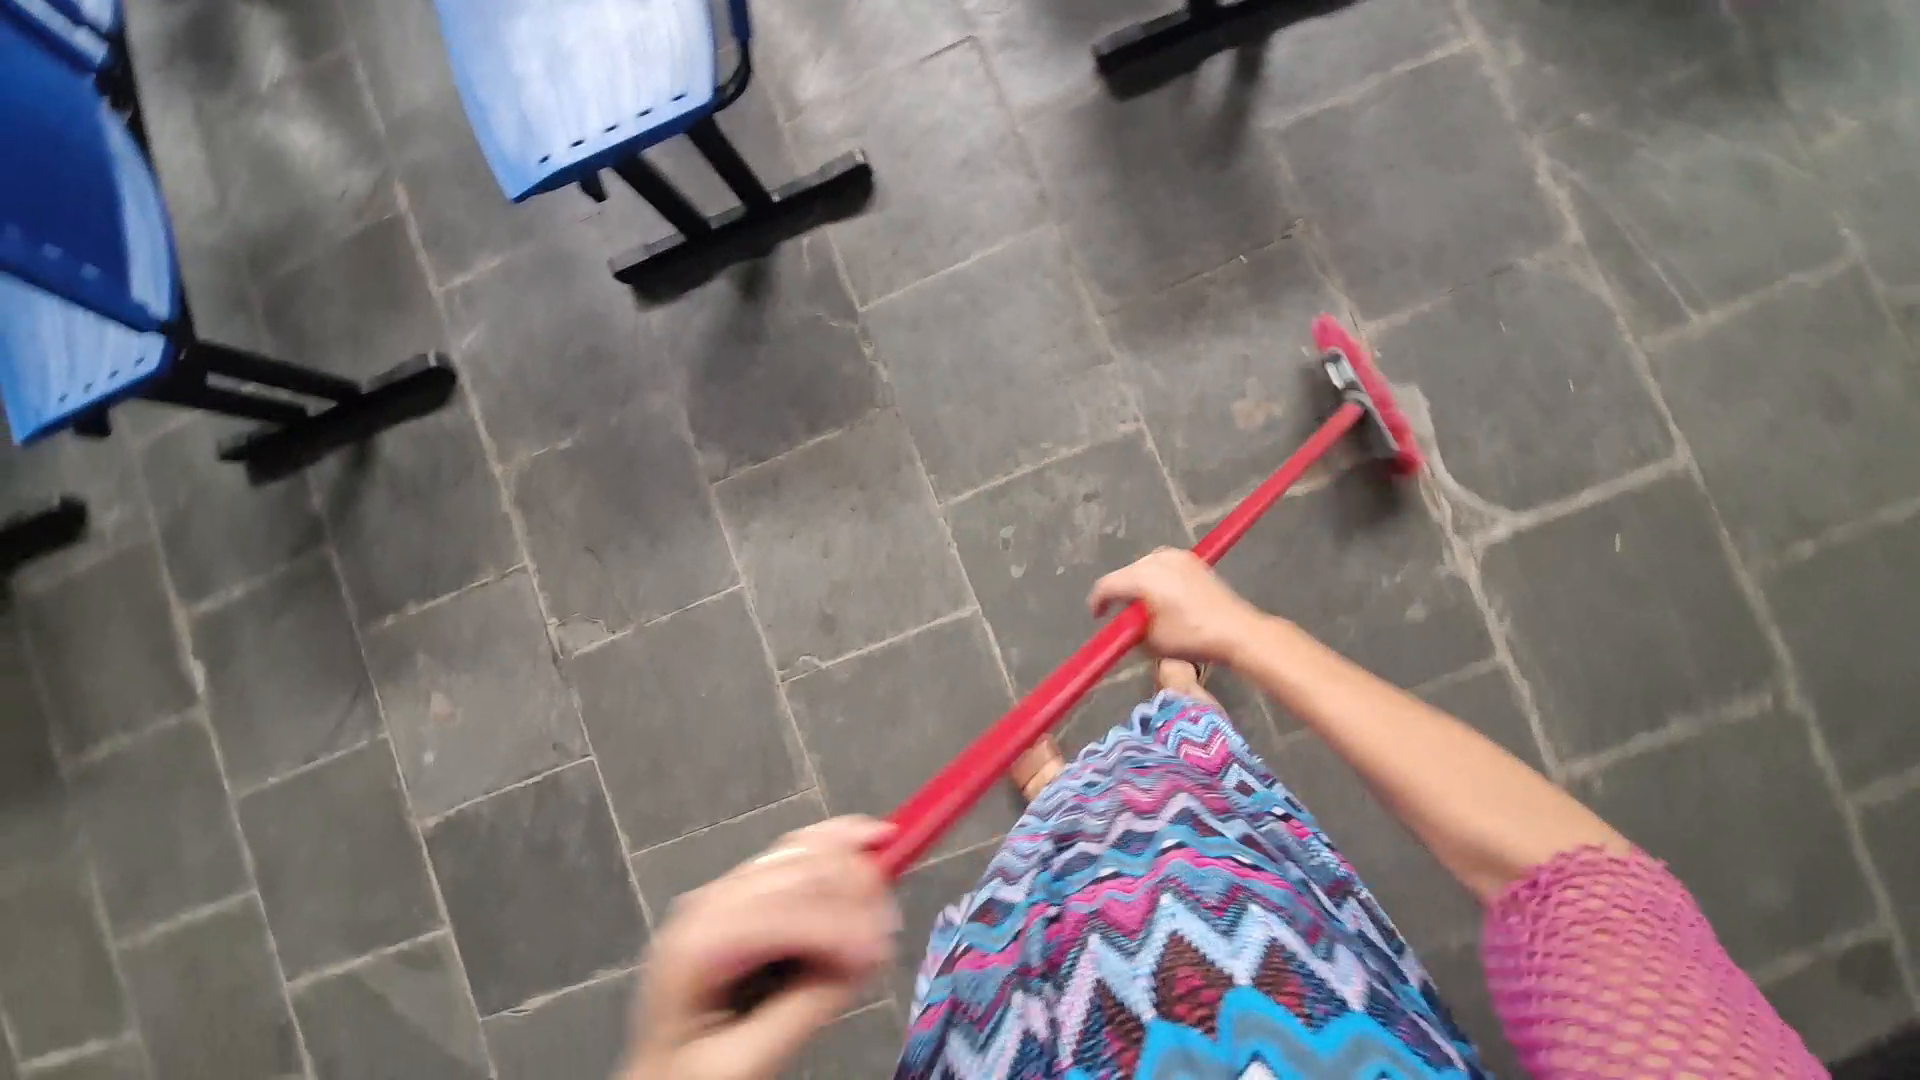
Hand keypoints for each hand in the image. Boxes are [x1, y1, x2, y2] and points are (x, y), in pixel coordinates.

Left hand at [620, 818, 899, 1079]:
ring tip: (887, 888)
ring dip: (848, 864)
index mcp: (697, 945)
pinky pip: (794, 851)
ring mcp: (722, 890)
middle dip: (848, 889)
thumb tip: (866, 957)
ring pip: (798, 853)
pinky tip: (868, 835)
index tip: (880, 952)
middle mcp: (706, 902)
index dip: (836, 925)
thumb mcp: (745, 1060)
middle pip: (792, 872)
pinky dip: (835, 844)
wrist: (659, 1075)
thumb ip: (804, 1005)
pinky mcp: (742, 889)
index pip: (779, 914)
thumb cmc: (695, 1074)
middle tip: (889, 927)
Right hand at [1088, 548, 1268, 665]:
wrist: (1236, 630)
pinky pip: (1162, 565)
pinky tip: (1160, 595)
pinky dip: (1155, 578)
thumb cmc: (1191, 637)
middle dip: (1119, 592)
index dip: (1098, 601)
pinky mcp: (1192, 560)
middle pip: (1125, 573)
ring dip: (1137, 583)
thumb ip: (1129, 627)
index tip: (1097, 616)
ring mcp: (1177, 556)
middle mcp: (1157, 559)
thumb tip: (1124, 622)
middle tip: (1120, 614)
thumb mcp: (1150, 641)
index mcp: (1144, 577)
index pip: (1108, 585)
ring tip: (1140, 605)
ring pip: (1144, 567)